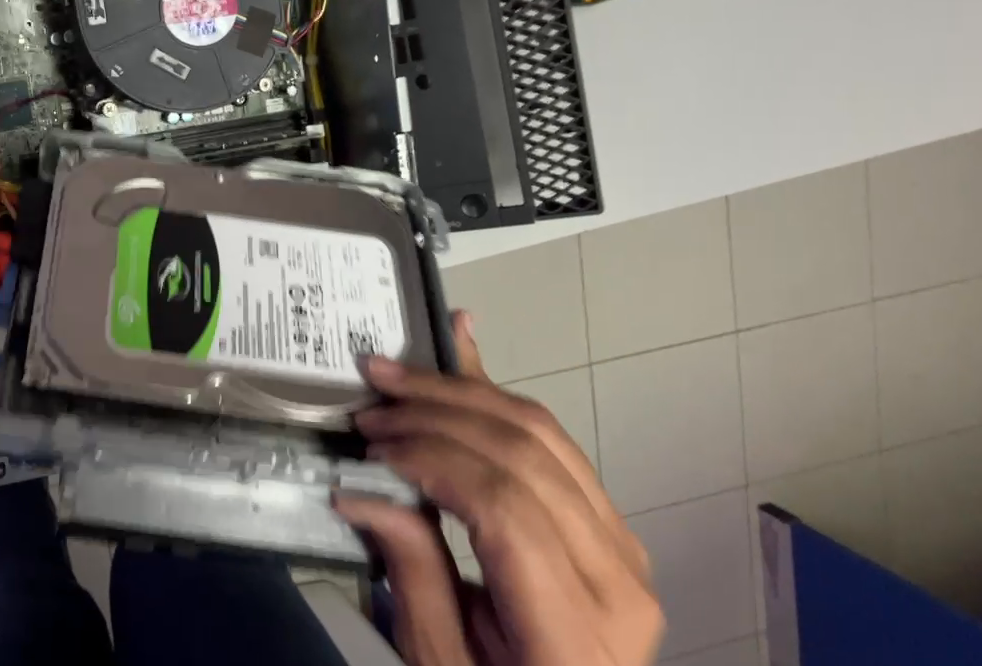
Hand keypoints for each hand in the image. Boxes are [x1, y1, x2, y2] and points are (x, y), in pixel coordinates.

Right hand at [335, 313, 662, 665]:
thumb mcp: (442, 662)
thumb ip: (411, 573)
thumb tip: (360, 489)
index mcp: (578, 629)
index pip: (504, 508)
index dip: (432, 460)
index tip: (370, 449)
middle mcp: (618, 574)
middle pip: (525, 456)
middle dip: (436, 413)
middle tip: (370, 405)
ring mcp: (621, 540)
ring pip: (540, 431)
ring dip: (459, 392)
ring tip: (393, 378)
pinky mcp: (607, 520)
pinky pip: (551, 440)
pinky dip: (495, 394)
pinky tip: (463, 346)